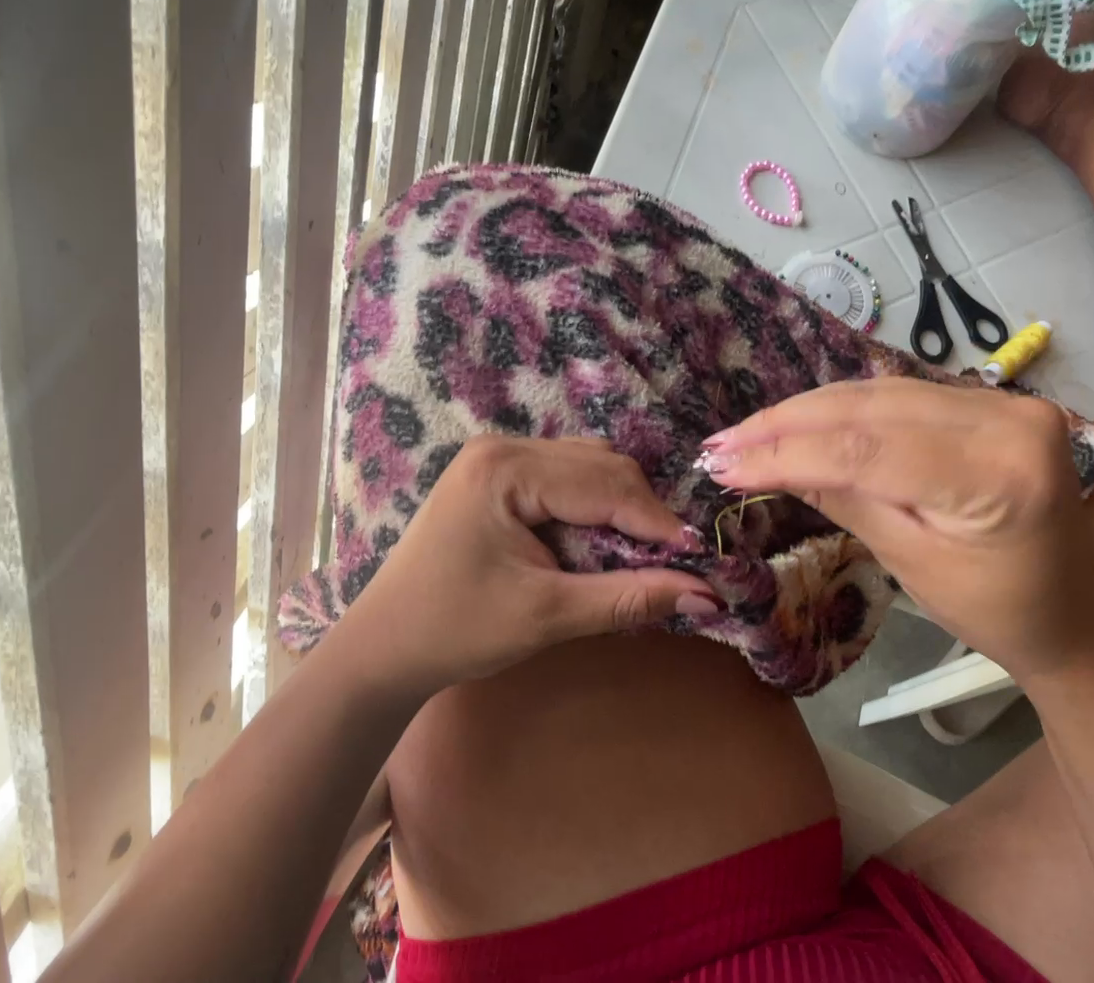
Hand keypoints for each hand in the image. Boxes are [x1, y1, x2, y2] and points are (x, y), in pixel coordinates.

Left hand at [337, 436, 720, 696]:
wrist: (385, 647)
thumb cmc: (457, 630)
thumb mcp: (548, 616)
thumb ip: (629, 599)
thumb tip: (708, 595)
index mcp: (506, 469)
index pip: (606, 483)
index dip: (658, 522)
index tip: (702, 559)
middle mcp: (502, 447)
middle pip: (601, 466)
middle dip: (641, 514)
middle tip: (672, 563)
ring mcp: (496, 457)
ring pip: (588, 468)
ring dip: (621, 508)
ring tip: (640, 557)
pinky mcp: (496, 476)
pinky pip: (565, 478)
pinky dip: (594, 508)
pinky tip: (601, 543)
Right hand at [698, 379, 1093, 678]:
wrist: (1069, 611)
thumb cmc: (994, 610)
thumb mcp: (911, 561)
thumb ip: (844, 498)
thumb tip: (763, 462)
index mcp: (999, 474)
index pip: (868, 449)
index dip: (787, 452)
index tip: (724, 463)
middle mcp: (1010, 418)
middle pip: (872, 408)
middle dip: (788, 424)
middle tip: (723, 443)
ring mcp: (1006, 402)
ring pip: (880, 392)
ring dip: (808, 410)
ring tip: (748, 432)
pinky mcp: (993, 400)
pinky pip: (902, 395)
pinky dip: (845, 408)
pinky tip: (800, 419)